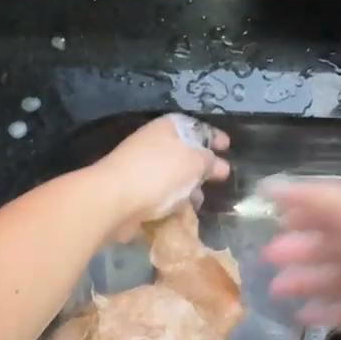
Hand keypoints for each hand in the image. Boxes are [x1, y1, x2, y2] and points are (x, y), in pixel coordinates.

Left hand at [92, 114, 230, 236]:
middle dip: (202, 165)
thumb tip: (220, 165)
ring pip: (173, 175)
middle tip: (219, 177)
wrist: (112, 199)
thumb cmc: (158, 173)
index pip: (196, 127)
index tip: (228, 147)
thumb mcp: (194, 162)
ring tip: (201, 201)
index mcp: (168, 128)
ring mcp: (141, 167)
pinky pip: (160, 195)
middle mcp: (154, 143)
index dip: (213, 136)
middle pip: (185, 151)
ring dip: (188, 187)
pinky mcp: (133, 191)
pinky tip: (183, 213)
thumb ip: (210, 162)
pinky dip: (172, 202)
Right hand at [259, 178, 340, 339]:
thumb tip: (270, 187)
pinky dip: (320, 313)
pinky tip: (301, 314)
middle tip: (267, 257)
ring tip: (277, 288)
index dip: (298, 211)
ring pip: (327, 279)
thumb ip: (312, 198)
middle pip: (324, 245)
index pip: (326, 209)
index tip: (270, 217)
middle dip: (295, 249)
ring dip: (301, 281)